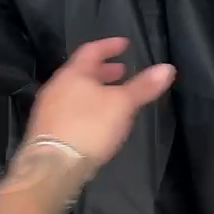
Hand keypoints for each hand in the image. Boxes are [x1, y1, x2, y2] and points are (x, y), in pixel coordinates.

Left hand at [21, 37, 175, 171]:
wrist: (51, 170)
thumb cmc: (88, 127)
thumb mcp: (123, 104)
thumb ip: (144, 86)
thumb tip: (168, 67)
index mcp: (74, 74)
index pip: (92, 50)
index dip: (110, 46)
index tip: (125, 44)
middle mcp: (57, 87)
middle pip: (82, 72)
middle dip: (104, 70)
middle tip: (122, 72)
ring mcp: (48, 110)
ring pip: (75, 92)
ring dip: (95, 90)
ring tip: (114, 97)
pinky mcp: (46, 132)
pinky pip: (70, 109)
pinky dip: (86, 107)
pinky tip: (98, 120)